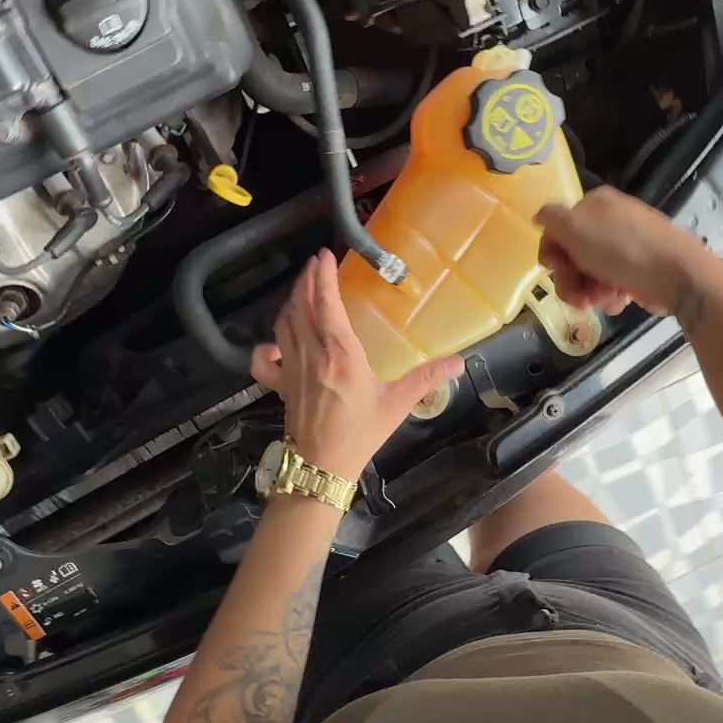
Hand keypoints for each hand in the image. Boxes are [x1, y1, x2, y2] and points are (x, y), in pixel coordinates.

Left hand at [250, 249, 463, 481]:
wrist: (322, 467)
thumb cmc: (360, 434)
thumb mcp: (397, 404)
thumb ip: (426, 378)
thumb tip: (459, 361)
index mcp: (340, 354)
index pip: (325, 304)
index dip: (322, 276)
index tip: (325, 256)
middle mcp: (311, 354)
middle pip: (300, 306)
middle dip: (305, 281)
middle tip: (315, 266)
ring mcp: (291, 369)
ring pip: (282, 325)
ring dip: (290, 303)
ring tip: (302, 292)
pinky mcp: (279, 385)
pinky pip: (263, 359)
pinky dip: (266, 345)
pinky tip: (276, 342)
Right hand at [535, 185, 717, 318]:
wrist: (675, 274)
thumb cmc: (621, 248)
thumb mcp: (575, 226)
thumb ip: (551, 218)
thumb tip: (539, 216)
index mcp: (594, 205)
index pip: (556, 230)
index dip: (552, 253)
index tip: (557, 268)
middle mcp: (608, 223)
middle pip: (570, 256)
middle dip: (570, 279)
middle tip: (579, 294)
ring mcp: (623, 248)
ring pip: (587, 275)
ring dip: (588, 291)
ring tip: (603, 299)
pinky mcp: (635, 270)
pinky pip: (608, 285)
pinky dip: (608, 296)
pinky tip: (618, 299)